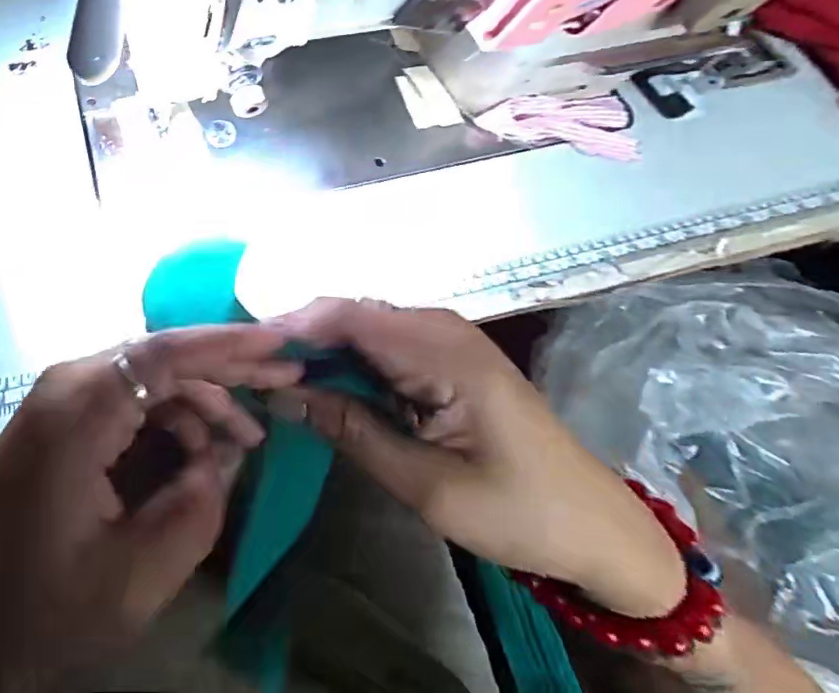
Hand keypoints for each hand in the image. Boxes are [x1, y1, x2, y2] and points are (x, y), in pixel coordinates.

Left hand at [0, 328, 302, 691]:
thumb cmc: (29, 605)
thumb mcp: (128, 579)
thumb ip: (195, 511)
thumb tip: (226, 457)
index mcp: (82, 410)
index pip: (168, 352)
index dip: (230, 344)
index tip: (282, 344)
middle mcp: (71, 384)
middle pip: (165, 356)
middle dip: (229, 369)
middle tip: (286, 382)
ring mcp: (63, 397)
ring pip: (152, 377)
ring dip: (203, 401)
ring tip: (248, 439)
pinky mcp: (63, 418)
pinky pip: (132, 399)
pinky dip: (173, 418)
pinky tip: (200, 452)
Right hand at [265, 298, 686, 618]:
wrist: (595, 524)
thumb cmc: (519, 511)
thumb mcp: (427, 484)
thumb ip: (352, 430)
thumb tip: (282, 394)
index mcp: (443, 349)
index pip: (348, 315)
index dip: (291, 328)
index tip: (243, 356)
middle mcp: (440, 326)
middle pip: (350, 313)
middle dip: (297, 338)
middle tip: (248, 373)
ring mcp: (444, 336)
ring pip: (361, 327)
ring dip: (318, 351)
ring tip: (271, 379)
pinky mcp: (444, 355)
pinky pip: (381, 344)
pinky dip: (346, 362)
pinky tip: (319, 384)